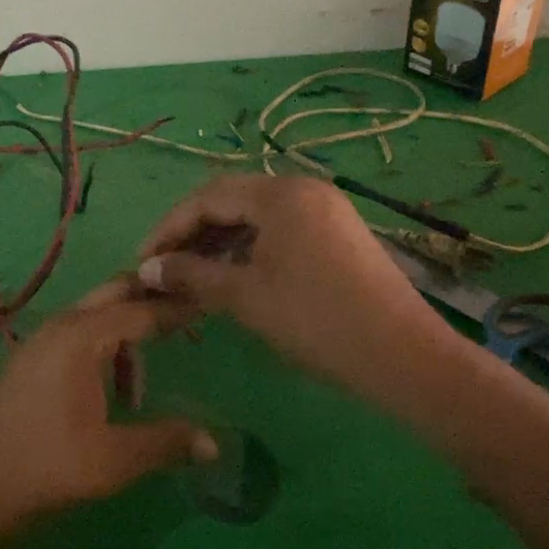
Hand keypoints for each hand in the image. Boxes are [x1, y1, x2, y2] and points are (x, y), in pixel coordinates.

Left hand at [0, 283, 217, 548]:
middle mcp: (62, 323)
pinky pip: (78, 333)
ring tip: (139, 389)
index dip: (176, 308)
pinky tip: (109, 392)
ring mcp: (43, 336)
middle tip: (186, 321)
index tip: (208, 301)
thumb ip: (165, 443)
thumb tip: (215, 441)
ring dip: (124, 335)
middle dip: (149, 303)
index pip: (140, 309)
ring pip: (96, 316)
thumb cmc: (46, 463)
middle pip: (115, 295)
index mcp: (82, 335)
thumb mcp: (113, 459)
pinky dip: (103, 347)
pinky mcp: (32, 355)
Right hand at [136, 175, 462, 408]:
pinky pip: (281, 230)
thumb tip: (148, 268)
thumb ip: (192, 275)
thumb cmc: (316, 319)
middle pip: (232, 200)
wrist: (406, 358)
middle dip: (193, 231)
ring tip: (193, 273)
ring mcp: (326, 211)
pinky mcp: (339, 235)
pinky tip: (235, 275)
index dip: (169, 227)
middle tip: (164, 264)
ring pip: (257, 216)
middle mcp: (304, 189)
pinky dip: (251, 248)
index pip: (208, 197)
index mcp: (280, 193)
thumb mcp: (245, 296)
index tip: (142, 258)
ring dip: (220, 241)